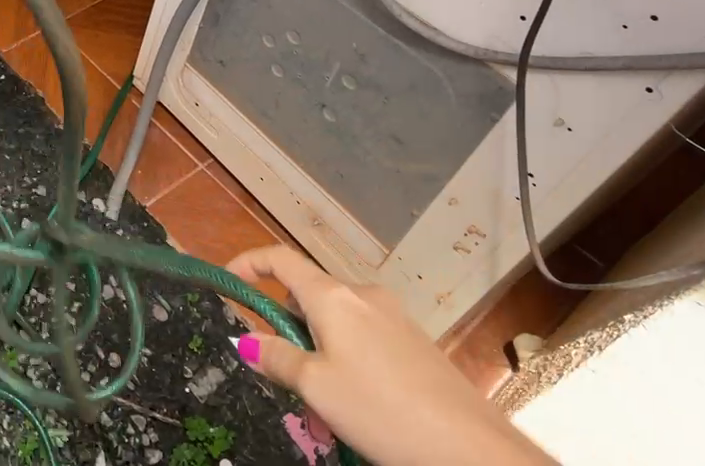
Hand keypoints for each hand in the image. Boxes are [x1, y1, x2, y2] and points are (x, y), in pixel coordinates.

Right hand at [228, 246, 556, 465]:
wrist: (477, 452)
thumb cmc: (383, 411)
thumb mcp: (317, 388)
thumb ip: (276, 358)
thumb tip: (244, 339)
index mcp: (332, 295)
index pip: (279, 258)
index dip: (247, 263)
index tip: (226, 284)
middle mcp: (362, 294)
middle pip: (307, 294)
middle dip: (287, 328)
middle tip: (282, 376)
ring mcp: (394, 317)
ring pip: (337, 322)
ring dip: (318, 350)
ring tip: (322, 405)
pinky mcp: (417, 343)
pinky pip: (366, 338)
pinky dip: (347, 360)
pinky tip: (360, 406)